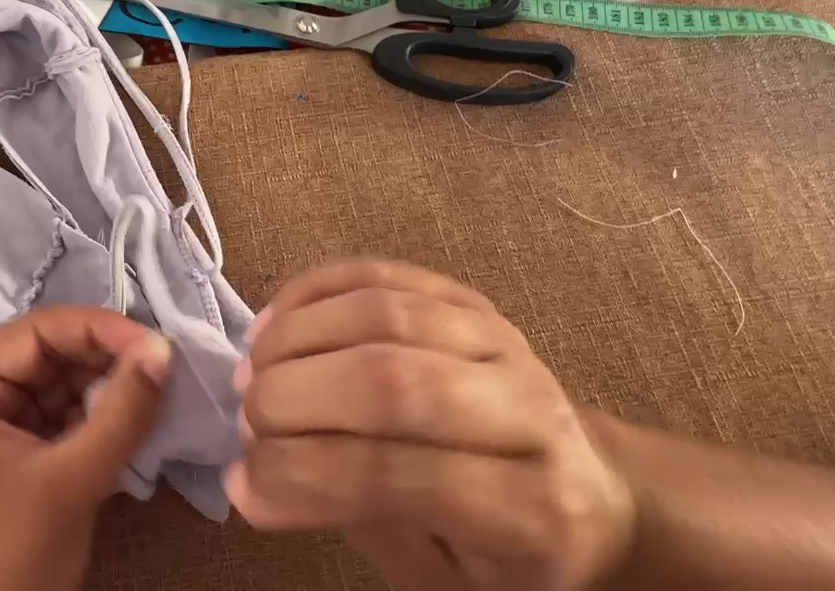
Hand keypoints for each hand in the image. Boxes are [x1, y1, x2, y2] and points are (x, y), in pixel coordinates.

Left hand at [0, 306, 172, 590]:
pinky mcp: (18, 460)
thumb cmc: (8, 560)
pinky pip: (64, 420)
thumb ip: (121, 412)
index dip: (95, 328)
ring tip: (159, 384)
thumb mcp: (70, 482)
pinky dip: (101, 417)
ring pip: (61, 387)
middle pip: (49, 357)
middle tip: (163, 362)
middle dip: (106, 357)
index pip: (35, 333)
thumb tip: (164, 349)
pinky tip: (139, 413)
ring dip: (108, 386)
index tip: (152, 340)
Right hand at [228, 261, 636, 590]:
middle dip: (296, 396)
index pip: (402, 475)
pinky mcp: (470, 297)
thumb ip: (360, 518)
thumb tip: (253, 478)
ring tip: (251, 369)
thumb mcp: (446, 571)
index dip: (306, 474)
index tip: (245, 484)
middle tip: (246, 418)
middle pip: (393, 380)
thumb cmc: (510, 549)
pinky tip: (275, 319)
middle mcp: (525, 408)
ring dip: (299, 337)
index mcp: (530, 506)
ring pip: (383, 314)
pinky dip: (316, 289)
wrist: (589, 484)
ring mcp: (499, 339)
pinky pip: (384, 274)